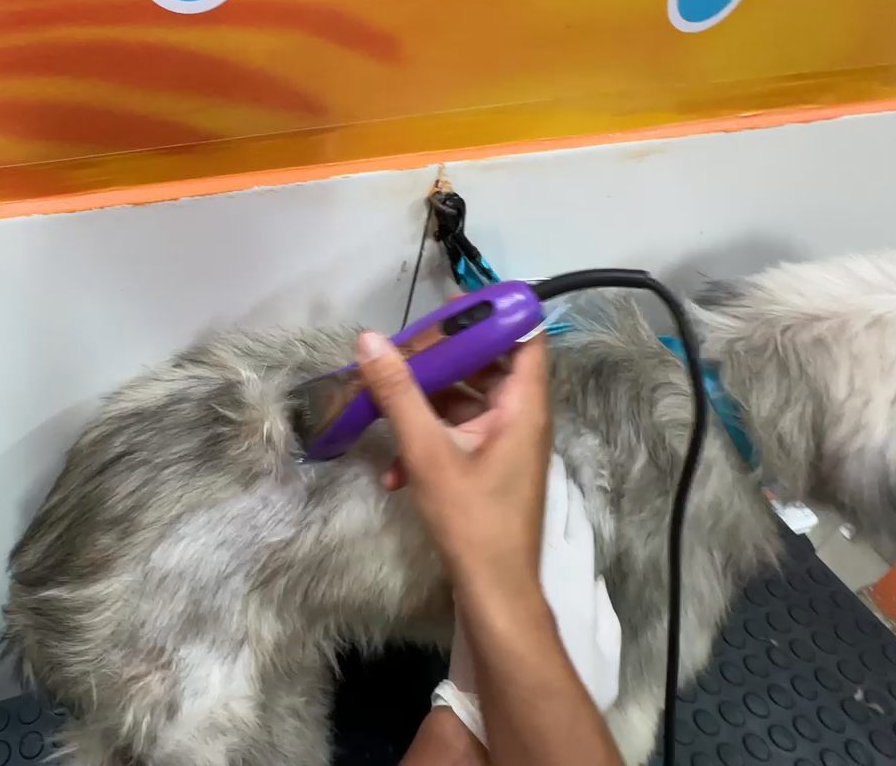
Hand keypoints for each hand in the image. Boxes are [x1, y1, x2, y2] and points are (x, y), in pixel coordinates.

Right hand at [356, 332, 553, 590]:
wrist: (492, 591)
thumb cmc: (471, 518)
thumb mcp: (427, 451)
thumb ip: (398, 393)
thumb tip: (370, 340)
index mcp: (524, 407)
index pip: (525, 338)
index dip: (494, 314)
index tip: (452, 303)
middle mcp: (521, 418)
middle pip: (487, 365)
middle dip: (442, 358)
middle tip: (402, 349)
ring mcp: (505, 442)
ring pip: (466, 400)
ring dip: (426, 403)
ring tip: (385, 401)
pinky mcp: (488, 464)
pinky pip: (458, 432)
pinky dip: (428, 437)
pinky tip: (393, 468)